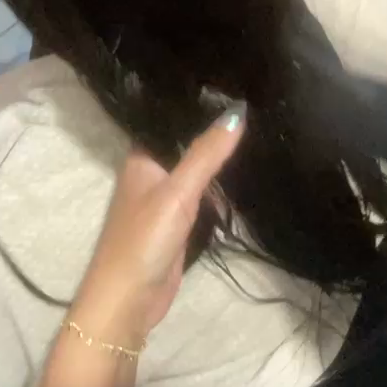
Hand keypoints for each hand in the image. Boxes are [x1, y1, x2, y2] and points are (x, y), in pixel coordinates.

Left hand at [71, 104, 245, 342]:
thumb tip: (238, 112)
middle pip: (184, 145)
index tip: (231, 84)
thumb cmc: (144, 240)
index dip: (196, 103)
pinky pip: (201, 198)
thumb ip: (207, 154)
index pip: (168, 120)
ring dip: (218, 161)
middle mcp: (150, 175)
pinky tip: (241, 176)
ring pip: (195, 172)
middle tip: (255, 106)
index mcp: (140, 159)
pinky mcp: (177, 226)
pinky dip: (218, 189)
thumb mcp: (178, 192)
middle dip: (213, 131)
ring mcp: (163, 202)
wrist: (128, 302)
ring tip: (257, 132)